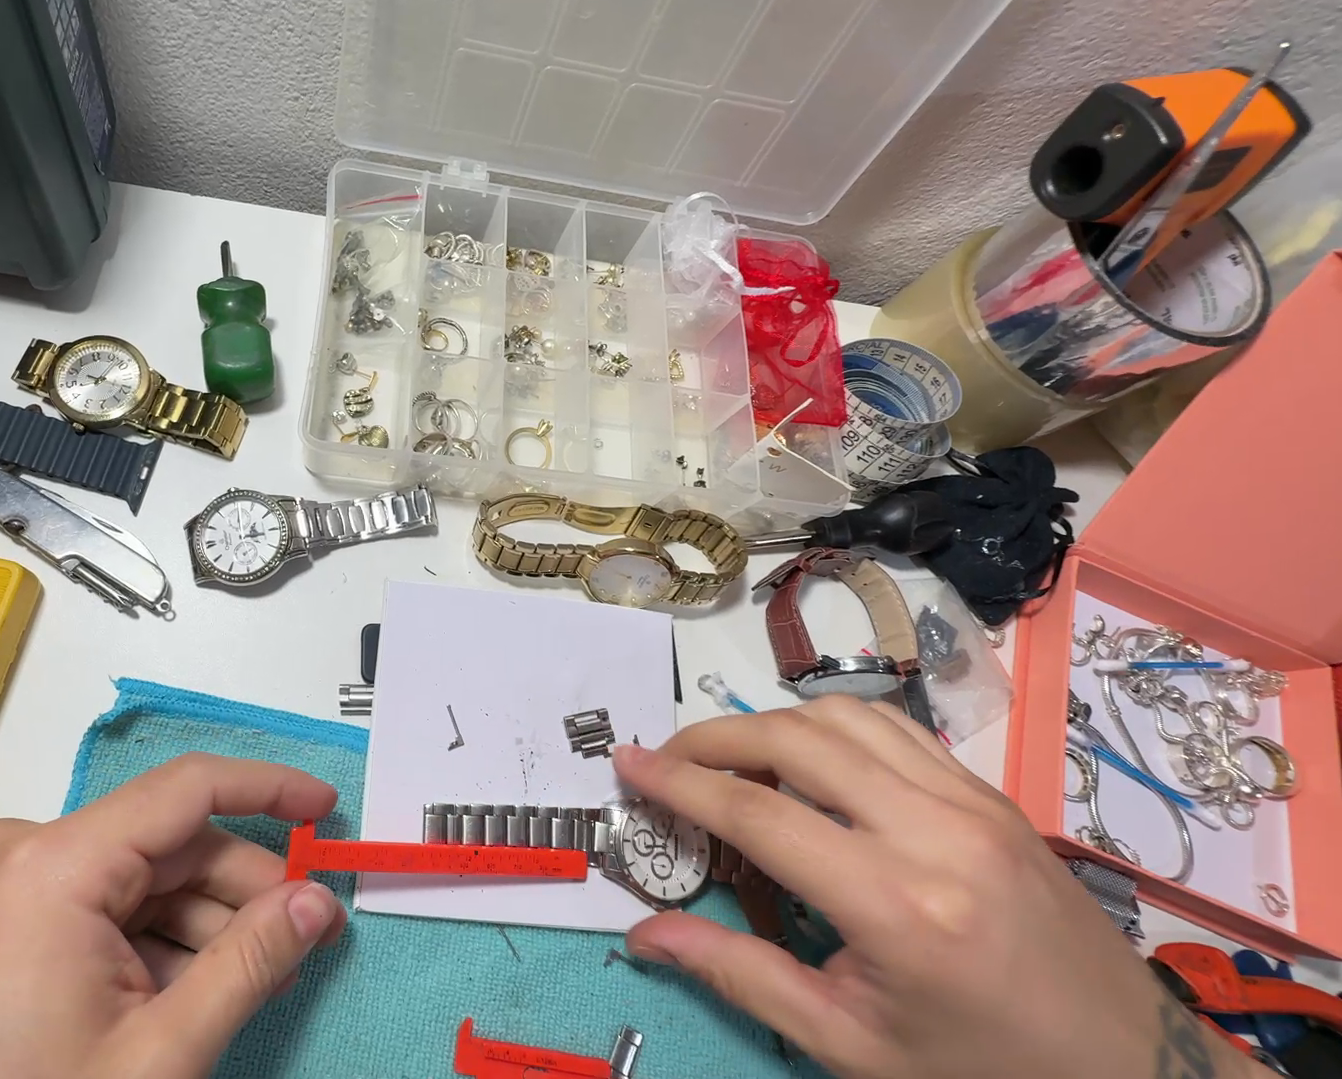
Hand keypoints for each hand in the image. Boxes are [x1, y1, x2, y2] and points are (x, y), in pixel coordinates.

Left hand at [0, 753, 346, 1078]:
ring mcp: (3, 882)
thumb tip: (317, 903)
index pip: (189, 789)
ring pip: (136, 880)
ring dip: (201, 924)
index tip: (325, 808)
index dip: (268, 789)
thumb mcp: (155, 1055)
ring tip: (251, 979)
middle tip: (302, 936)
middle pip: (167, 844)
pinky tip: (184, 993)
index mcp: (56, 862)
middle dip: (240, 889)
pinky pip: (97, 907)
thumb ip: (248, 966)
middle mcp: (25, 849)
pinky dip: (151, 941)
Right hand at [612, 697, 1268, 1078]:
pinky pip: (889, 726)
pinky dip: (825, 725)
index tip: (626, 763)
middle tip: (666, 759)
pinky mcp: (988, 793)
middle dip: (711, 738)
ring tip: (727, 758)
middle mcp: (933, 831)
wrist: (1135, 1076)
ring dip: (766, 723)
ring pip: (840, 717)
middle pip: (792, 740)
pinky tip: (802, 756)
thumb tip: (641, 935)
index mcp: (895, 905)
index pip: (756, 812)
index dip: (678, 781)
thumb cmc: (979, 1071)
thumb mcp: (848, 1045)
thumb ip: (738, 975)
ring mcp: (970, 801)